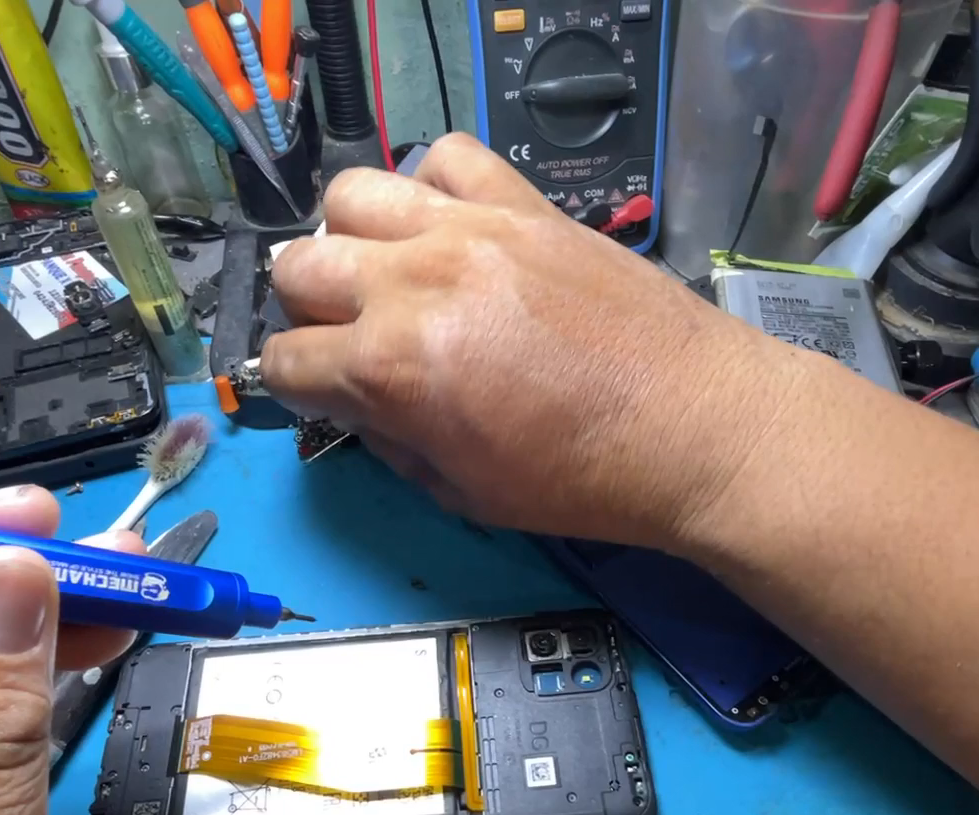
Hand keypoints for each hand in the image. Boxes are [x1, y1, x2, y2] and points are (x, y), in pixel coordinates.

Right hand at [264, 134, 802, 550]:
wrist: (692, 428)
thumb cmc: (580, 481)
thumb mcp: (462, 494)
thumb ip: (391, 442)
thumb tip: (359, 405)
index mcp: (391, 369)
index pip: (287, 362)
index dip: (295, 388)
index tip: (321, 395)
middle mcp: (412, 282)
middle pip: (298, 265)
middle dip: (309, 311)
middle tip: (351, 337)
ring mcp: (469, 228)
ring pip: (351, 194)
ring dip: (353, 241)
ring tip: (391, 274)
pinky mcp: (524, 201)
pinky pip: (447, 156)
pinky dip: (432, 189)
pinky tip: (453, 230)